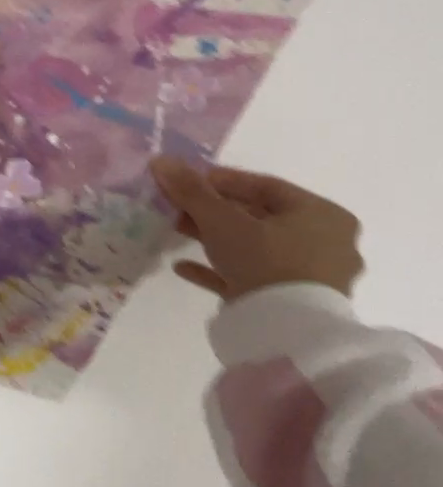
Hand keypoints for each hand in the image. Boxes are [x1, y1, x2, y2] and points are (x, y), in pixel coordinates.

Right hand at [150, 158, 364, 300]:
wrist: (287, 326)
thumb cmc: (264, 259)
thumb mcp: (220, 220)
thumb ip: (191, 191)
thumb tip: (161, 161)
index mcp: (322, 214)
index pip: (264, 186)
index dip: (219, 180)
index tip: (183, 181)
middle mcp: (326, 240)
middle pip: (258, 216)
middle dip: (211, 210)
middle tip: (175, 206)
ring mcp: (312, 272)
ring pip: (253, 244)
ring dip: (212, 237)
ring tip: (176, 232)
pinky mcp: (291, 298)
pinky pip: (250, 274)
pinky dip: (218, 267)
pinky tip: (183, 267)